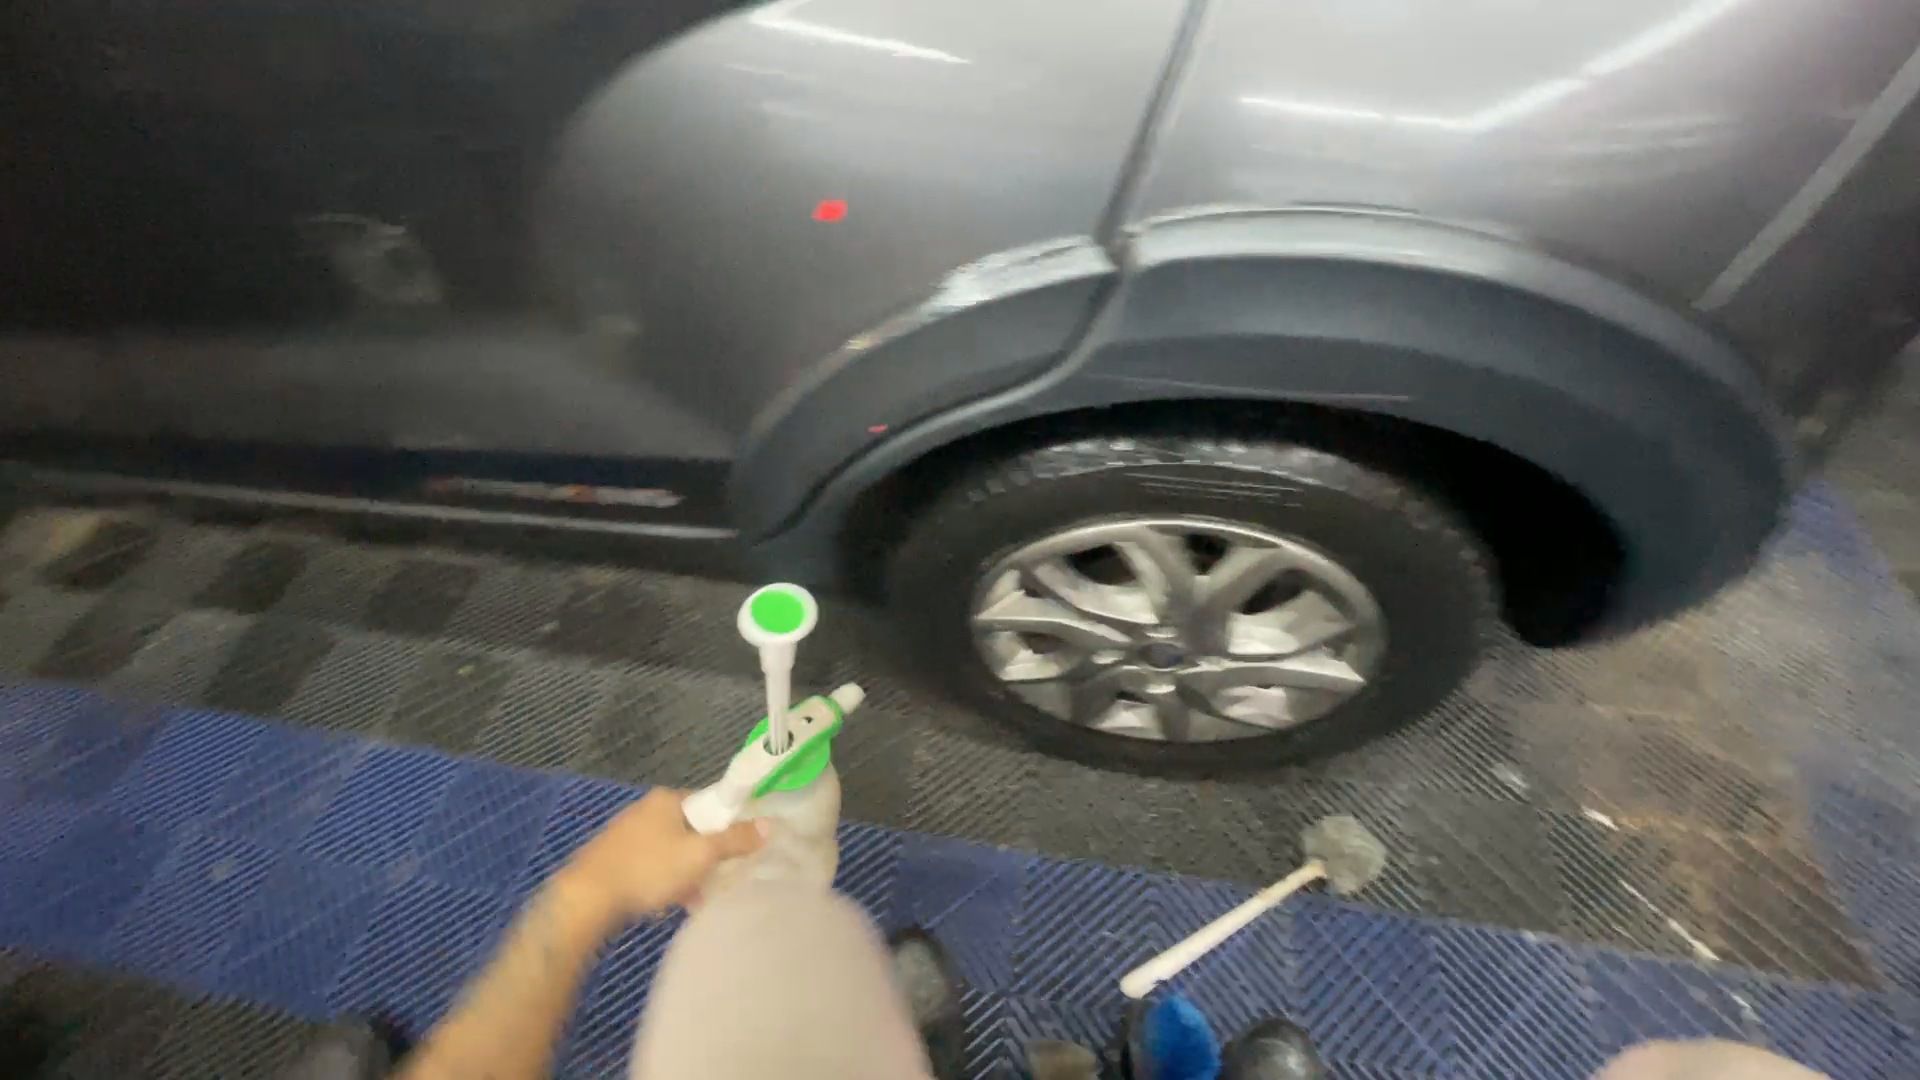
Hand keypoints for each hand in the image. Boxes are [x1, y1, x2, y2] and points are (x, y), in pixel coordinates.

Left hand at [555, 789, 765, 923]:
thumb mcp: (700, 855)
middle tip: (711, 880)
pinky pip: (647, 866)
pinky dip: (659, 881)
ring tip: (689, 900)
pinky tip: (663, 905)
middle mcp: (644, 809)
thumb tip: (769, 824)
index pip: (708, 803)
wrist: (583, 902)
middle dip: (702, 857)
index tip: (732, 851)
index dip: (724, 825)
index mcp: (667, 799)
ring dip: (682, 873)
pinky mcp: (609, 859)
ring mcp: (623, 834)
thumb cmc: (647, 870)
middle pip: (689, 829)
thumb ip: (735, 839)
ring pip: (668, 851)